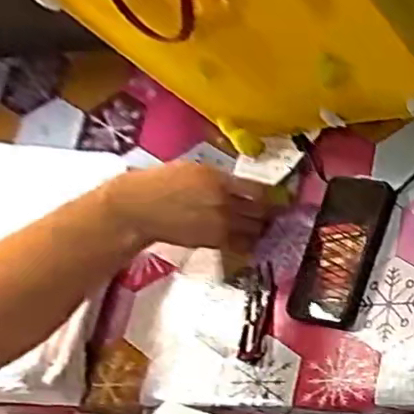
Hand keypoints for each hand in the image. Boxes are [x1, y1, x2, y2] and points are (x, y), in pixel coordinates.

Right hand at [100, 161, 268, 251]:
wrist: (135, 208)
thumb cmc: (157, 183)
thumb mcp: (188, 169)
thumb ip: (218, 178)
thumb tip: (242, 186)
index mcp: (216, 178)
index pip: (257, 189)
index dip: (270, 195)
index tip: (277, 198)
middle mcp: (224, 200)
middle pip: (262, 210)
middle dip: (269, 213)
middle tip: (271, 214)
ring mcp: (223, 222)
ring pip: (258, 228)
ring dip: (261, 228)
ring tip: (259, 225)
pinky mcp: (219, 241)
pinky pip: (246, 244)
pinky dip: (251, 241)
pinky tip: (248, 238)